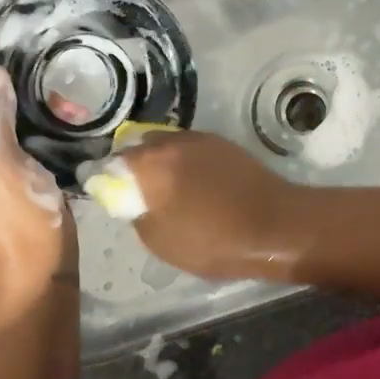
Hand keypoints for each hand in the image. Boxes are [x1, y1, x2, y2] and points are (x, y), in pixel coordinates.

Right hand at [97, 132, 299, 279]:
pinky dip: (184, 162)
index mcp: (148, 163)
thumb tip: (131, 198)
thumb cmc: (213, 239)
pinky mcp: (225, 144)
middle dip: (132, 166)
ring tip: (166, 188)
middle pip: (138, 148)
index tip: (105, 193)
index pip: (109, 164)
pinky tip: (192, 182)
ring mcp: (201, 138)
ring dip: (160, 161)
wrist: (276, 225)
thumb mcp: (161, 240)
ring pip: (167, 145)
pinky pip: (191, 149)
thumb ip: (137, 213)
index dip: (103, 179)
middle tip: (137, 193)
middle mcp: (170, 141)